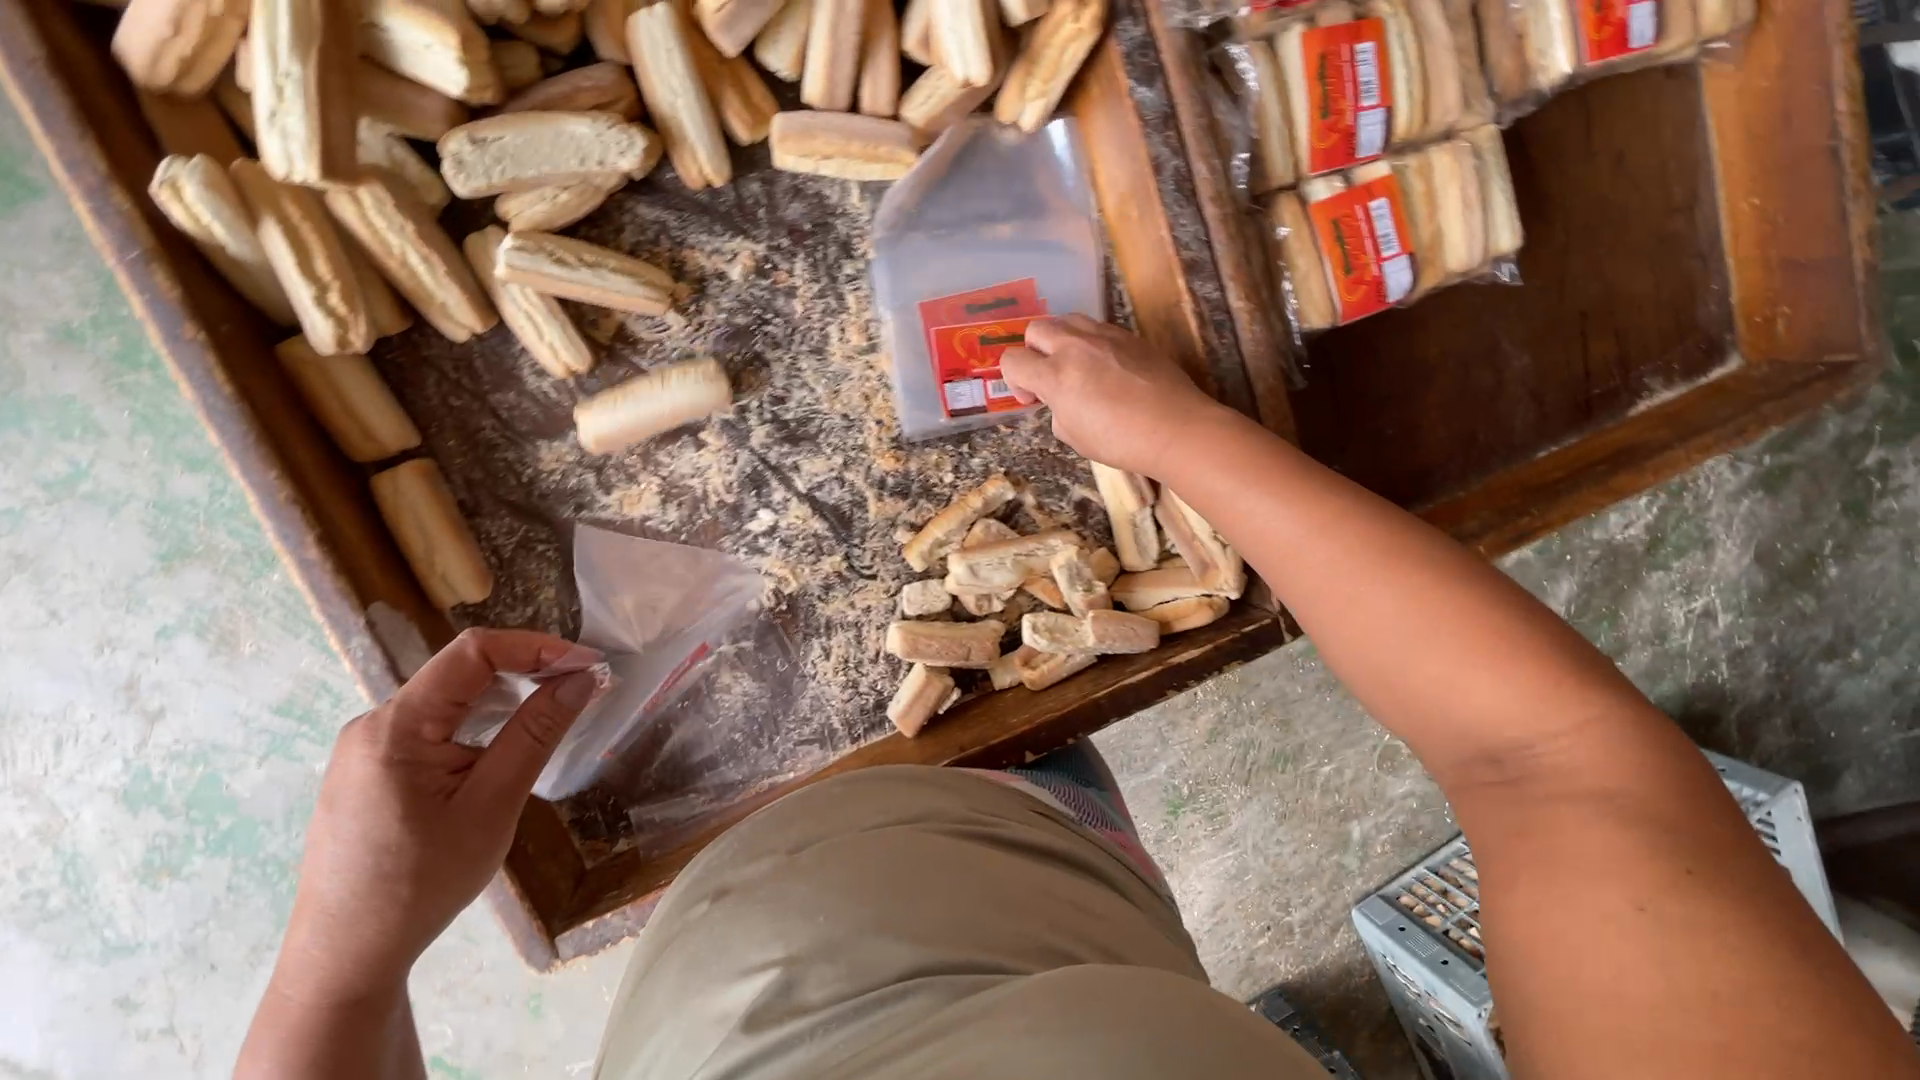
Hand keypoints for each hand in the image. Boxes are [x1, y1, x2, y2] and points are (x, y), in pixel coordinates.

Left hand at [270, 629, 601, 1005]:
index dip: (537, 647)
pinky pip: (433, 727)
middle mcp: (374, 724)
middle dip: (528, 670)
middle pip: (461, 671)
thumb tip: (582, 678)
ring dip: (505, 698)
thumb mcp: (492, 804)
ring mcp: (368, 749)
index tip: (589, 665)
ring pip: (449, 700)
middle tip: (583, 688)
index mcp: (396, 726)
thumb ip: (536, 733)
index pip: (474, 653)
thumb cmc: (422, 883)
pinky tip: (505, 748)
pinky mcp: (372, 771)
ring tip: (555, 713)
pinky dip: (479, 724)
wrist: (347, 957)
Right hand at [998, 315, 1227, 477]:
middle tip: (1048, 377)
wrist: (1176, 428)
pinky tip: (1105, 366)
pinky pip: (1097, 327)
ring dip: (1061, 340)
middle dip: (1034, 352)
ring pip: (1067, 319)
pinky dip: (1090, 342)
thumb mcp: (1075, 437)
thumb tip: (1061, 402)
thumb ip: (1058, 412)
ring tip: (1075, 365)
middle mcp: (1075, 347)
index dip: (1014, 380)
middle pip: (1036, 329)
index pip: (1013, 360)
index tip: (1032, 399)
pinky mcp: (1130, 335)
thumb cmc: (1121, 441)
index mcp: (1056, 375)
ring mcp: (1105, 336)